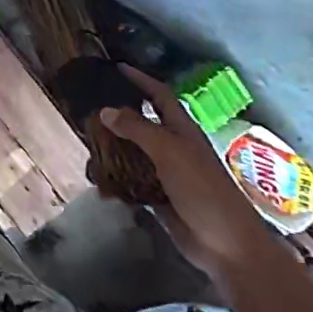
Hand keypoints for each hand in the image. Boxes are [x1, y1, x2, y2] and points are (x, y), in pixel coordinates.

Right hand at [101, 66, 260, 271]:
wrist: (225, 243)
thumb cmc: (203, 190)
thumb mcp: (169, 152)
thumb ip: (138, 130)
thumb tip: (106, 110)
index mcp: (182, 130)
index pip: (160, 96)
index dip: (141, 80)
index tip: (118, 68)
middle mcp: (174, 147)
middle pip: (144, 123)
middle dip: (120, 114)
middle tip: (91, 107)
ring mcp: (167, 173)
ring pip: (135, 152)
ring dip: (114, 147)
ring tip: (87, 140)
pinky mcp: (159, 197)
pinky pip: (132, 180)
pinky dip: (115, 177)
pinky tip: (97, 175)